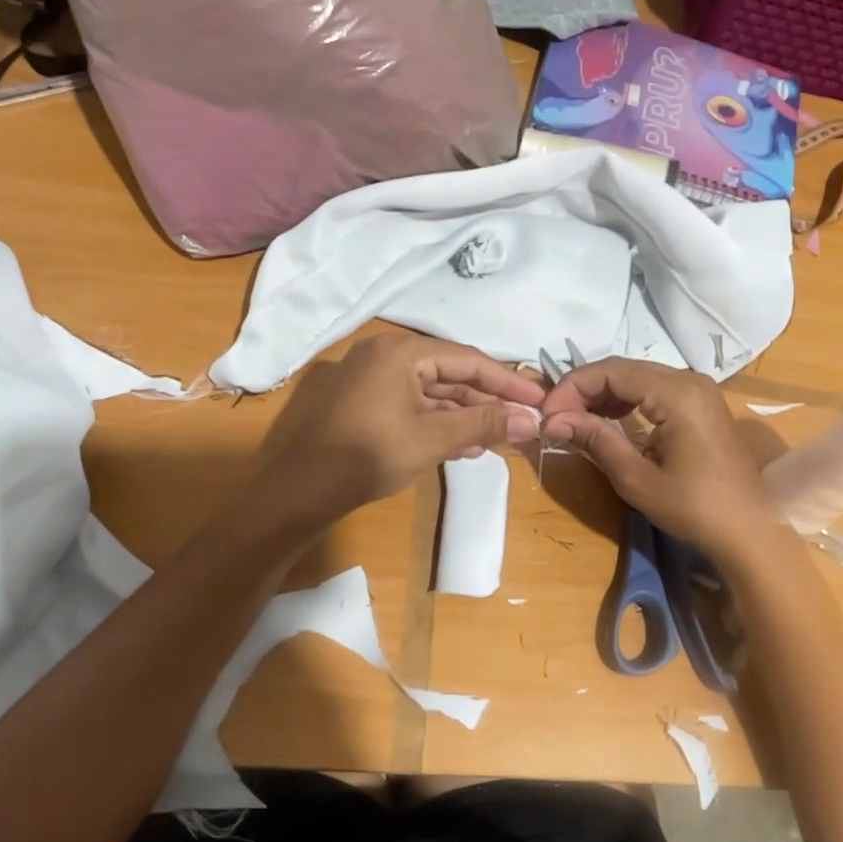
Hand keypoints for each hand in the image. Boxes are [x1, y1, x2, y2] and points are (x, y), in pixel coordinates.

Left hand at [251, 331, 544, 523]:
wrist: (302, 490)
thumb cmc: (369, 455)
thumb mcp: (433, 438)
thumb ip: (483, 424)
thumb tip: (531, 422)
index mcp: (400, 351)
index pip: (468, 359)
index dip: (507, 382)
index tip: (539, 400)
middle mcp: (384, 355)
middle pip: (450, 374)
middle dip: (488, 400)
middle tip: (524, 421)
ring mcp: (371, 380)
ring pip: (432, 393)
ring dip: (466, 415)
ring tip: (501, 438)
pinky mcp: (364, 405)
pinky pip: (413, 406)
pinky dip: (440, 423)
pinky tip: (465, 447)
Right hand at [541, 358, 776, 561]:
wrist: (748, 529)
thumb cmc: (693, 507)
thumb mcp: (636, 478)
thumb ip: (596, 440)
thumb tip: (555, 421)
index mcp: (677, 392)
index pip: (611, 370)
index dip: (572, 388)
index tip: (547, 415)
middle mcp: (690, 380)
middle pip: (625, 369)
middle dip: (585, 390)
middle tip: (556, 419)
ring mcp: (700, 391)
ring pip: (639, 378)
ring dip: (604, 395)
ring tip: (576, 422)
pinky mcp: (702, 406)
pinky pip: (656, 391)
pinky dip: (627, 402)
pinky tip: (607, 422)